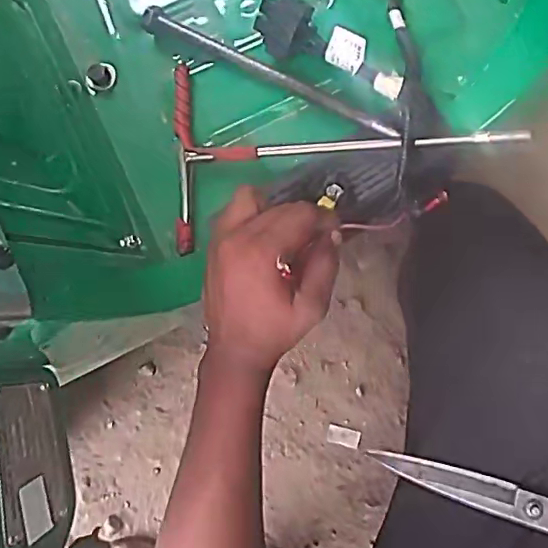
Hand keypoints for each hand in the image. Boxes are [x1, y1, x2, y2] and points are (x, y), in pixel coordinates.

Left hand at [201, 186, 338, 376]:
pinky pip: (234, 211)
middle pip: (279, 205)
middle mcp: (235, 236)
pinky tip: (267, 237)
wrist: (234, 350)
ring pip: (251, 197)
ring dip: (275, 207)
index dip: (324, 218)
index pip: (299, 214)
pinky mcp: (213, 243)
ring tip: (289, 231)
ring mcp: (220, 237)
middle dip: (304, 215)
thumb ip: (325, 265)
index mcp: (259, 251)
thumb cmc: (273, 331)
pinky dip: (254, 214)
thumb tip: (331, 235)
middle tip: (318, 235)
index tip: (334, 230)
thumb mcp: (311, 306)